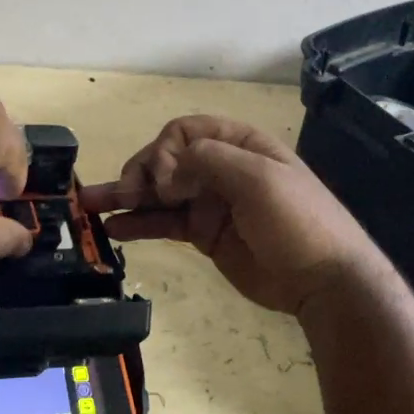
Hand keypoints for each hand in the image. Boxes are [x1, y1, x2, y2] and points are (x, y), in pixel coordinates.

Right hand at [78, 115, 383, 314]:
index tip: (163, 183)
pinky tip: (113, 227)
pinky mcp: (204, 235)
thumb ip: (208, 161)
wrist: (325, 281)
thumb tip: (165, 171)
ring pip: (158, 193)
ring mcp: (210, 203)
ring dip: (125, 197)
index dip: (165, 152)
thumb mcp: (259, 179)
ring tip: (89, 205)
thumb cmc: (298, 221)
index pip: (184, 132)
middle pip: (165, 160)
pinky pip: (163, 223)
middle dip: (139, 173)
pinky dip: (138, 223)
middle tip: (122, 195)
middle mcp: (220, 168)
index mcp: (239, 144)